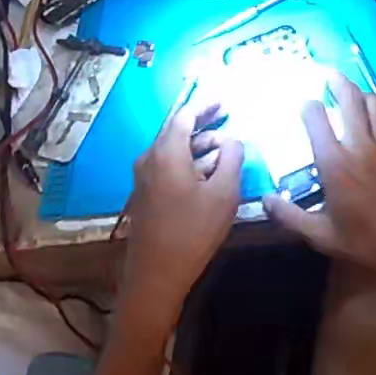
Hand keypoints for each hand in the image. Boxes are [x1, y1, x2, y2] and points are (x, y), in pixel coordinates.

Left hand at [119, 101, 245, 330]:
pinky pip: (167, 164)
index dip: (204, 105)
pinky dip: (187, 160)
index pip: (184, 115)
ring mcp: (143, 176)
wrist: (155, 273)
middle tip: (225, 117)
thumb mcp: (223, 194)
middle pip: (175, 129)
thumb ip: (231, 159)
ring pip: (172, 148)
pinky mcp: (145, 192)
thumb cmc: (192, 232)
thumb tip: (232, 140)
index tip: (223, 101)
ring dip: (197, 144)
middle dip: (202, 123)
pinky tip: (207, 170)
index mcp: (166, 152)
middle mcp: (149, 157)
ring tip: (224, 147)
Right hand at [265, 73, 375, 305]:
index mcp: (334, 163)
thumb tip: (264, 200)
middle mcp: (359, 145)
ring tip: (352, 90)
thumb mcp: (322, 236)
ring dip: (360, 92)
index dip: (307, 106)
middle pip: (348, 99)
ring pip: (373, 103)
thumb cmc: (368, 244)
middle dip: (337, 83)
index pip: (315, 118)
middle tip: (329, 74)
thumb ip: (290, 216)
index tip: (304, 105)